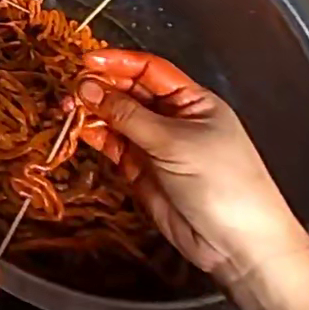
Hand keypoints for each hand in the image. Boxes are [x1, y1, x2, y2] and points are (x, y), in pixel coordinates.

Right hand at [75, 50, 308, 287]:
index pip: (149, 69)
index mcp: (190, 99)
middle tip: (73, 87)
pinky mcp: (141, 170)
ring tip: (68, 106)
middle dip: (101, 87)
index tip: (88, 61)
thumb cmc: (222, 183)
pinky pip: (114, 145)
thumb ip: (128, 116)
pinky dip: (95, 135)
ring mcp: (155, 144)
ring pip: (117, 117)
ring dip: (93, 110)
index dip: (118, 62)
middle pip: (129, 91)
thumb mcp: (174, 141)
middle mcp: (171, 116)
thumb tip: (89, 88)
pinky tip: (78, 127)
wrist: (240, 247)